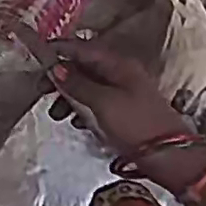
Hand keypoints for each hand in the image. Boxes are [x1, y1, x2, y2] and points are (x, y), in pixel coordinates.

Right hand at [41, 30, 189, 153]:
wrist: (171, 158)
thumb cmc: (136, 125)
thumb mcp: (102, 102)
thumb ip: (77, 84)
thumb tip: (54, 68)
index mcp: (117, 64)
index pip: (81, 48)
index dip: (58, 49)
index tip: (35, 56)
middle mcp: (119, 73)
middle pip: (81, 66)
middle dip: (60, 77)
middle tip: (40, 90)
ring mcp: (121, 91)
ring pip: (85, 85)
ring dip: (68, 96)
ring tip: (57, 114)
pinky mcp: (121, 110)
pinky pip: (93, 101)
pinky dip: (80, 108)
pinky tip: (75, 121)